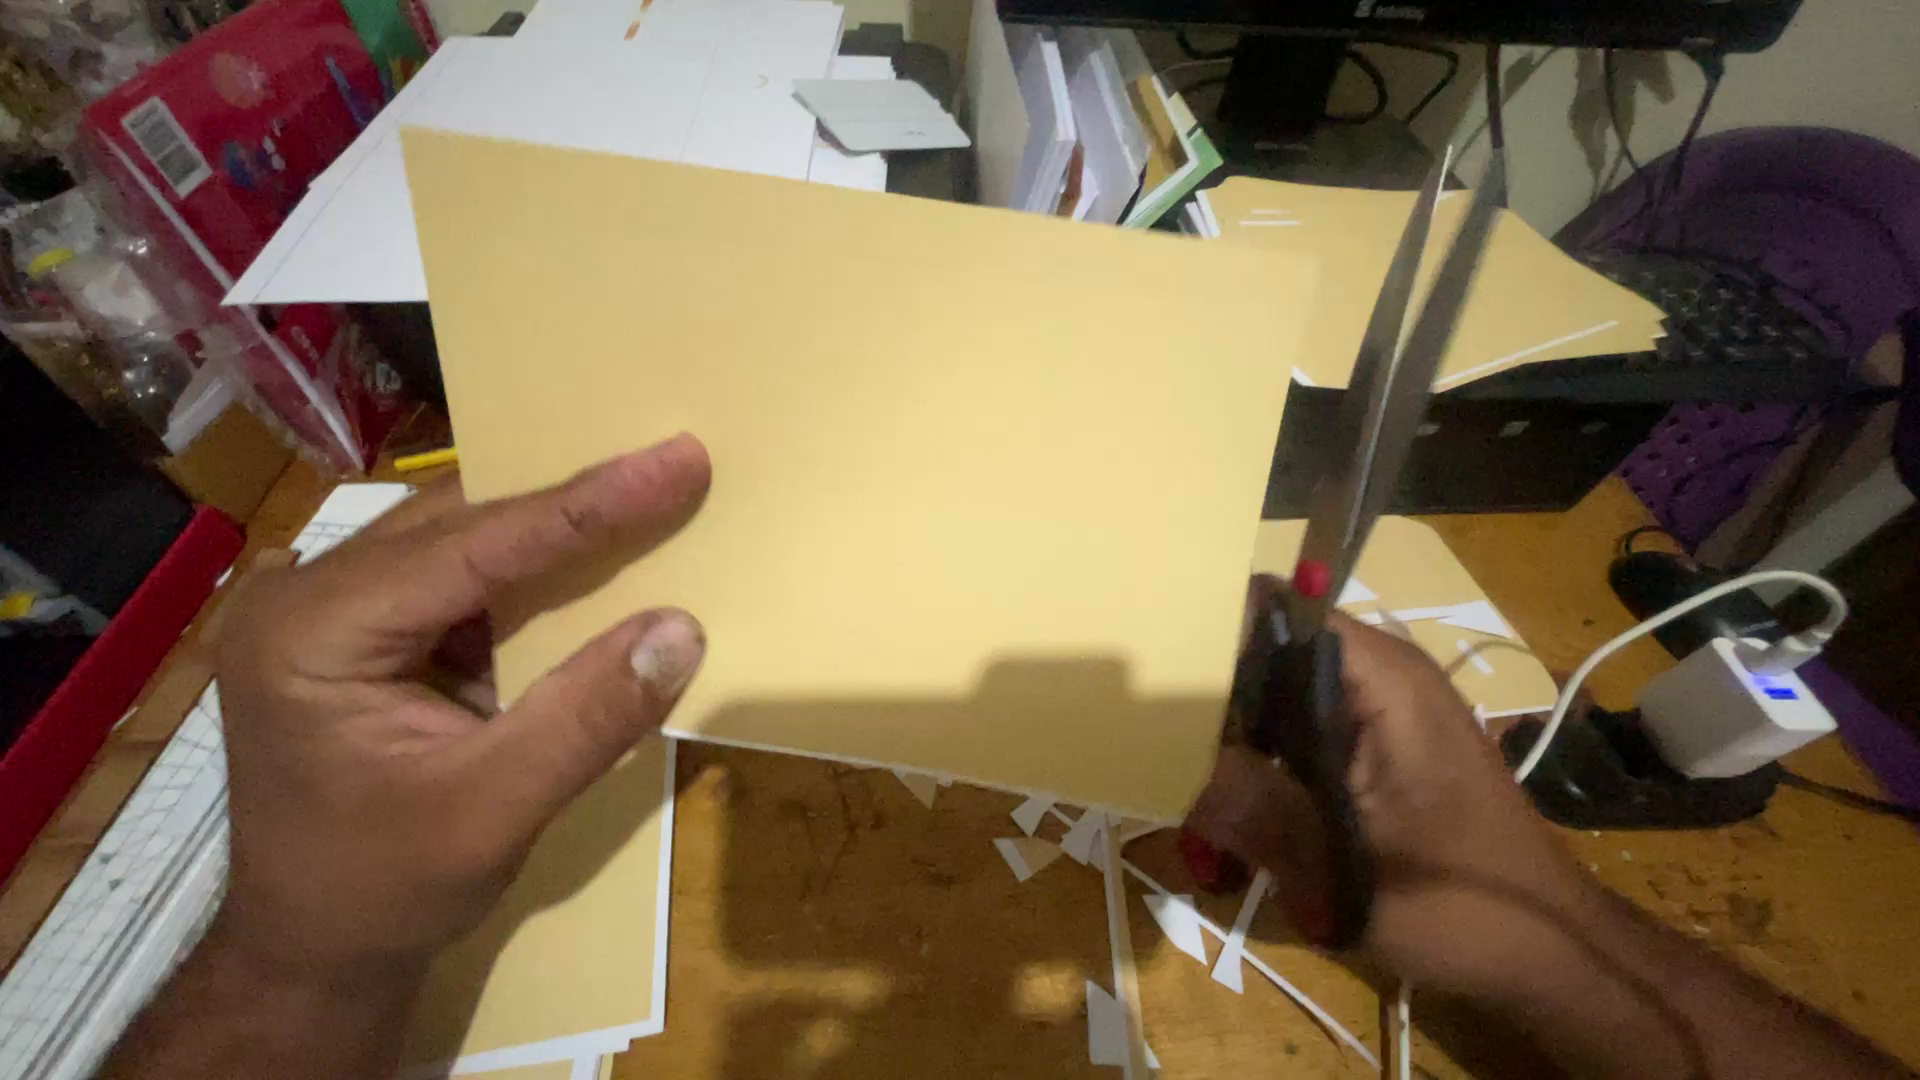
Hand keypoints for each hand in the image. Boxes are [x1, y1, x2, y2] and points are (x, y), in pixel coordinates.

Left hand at [213, 434, 710, 973]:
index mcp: (316, 632)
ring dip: (565, 517)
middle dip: (578, 494)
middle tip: (675, 462)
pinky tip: (601, 549)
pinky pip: (478, 569)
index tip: (679, 460)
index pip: (476, 546)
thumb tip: (684, 628)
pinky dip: (548, 558)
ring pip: (473, 531)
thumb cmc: (387, 886)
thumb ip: (589, 719)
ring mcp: (346, 607)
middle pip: (469, 518)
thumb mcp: (496, 812)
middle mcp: (318, 596)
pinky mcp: (386, 627)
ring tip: (650, 488)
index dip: (590, 502)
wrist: (318, 948)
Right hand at [1185, 576, 1602, 995]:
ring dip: (1232, 738)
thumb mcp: (1345, 868)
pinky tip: (1242, 811)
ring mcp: (1374, 707)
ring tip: (1193, 787)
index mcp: (1377, 675)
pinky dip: (1261, 760)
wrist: (1556, 952)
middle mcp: (1374, 673)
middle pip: (1264, 650)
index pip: (1275, 605)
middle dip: (1211, 698)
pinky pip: (1295, 725)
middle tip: (1164, 748)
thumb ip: (1255, 811)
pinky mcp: (1371, 742)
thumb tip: (1161, 767)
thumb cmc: (1465, 905)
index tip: (1157, 671)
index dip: (1213, 628)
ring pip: (1273, 692)